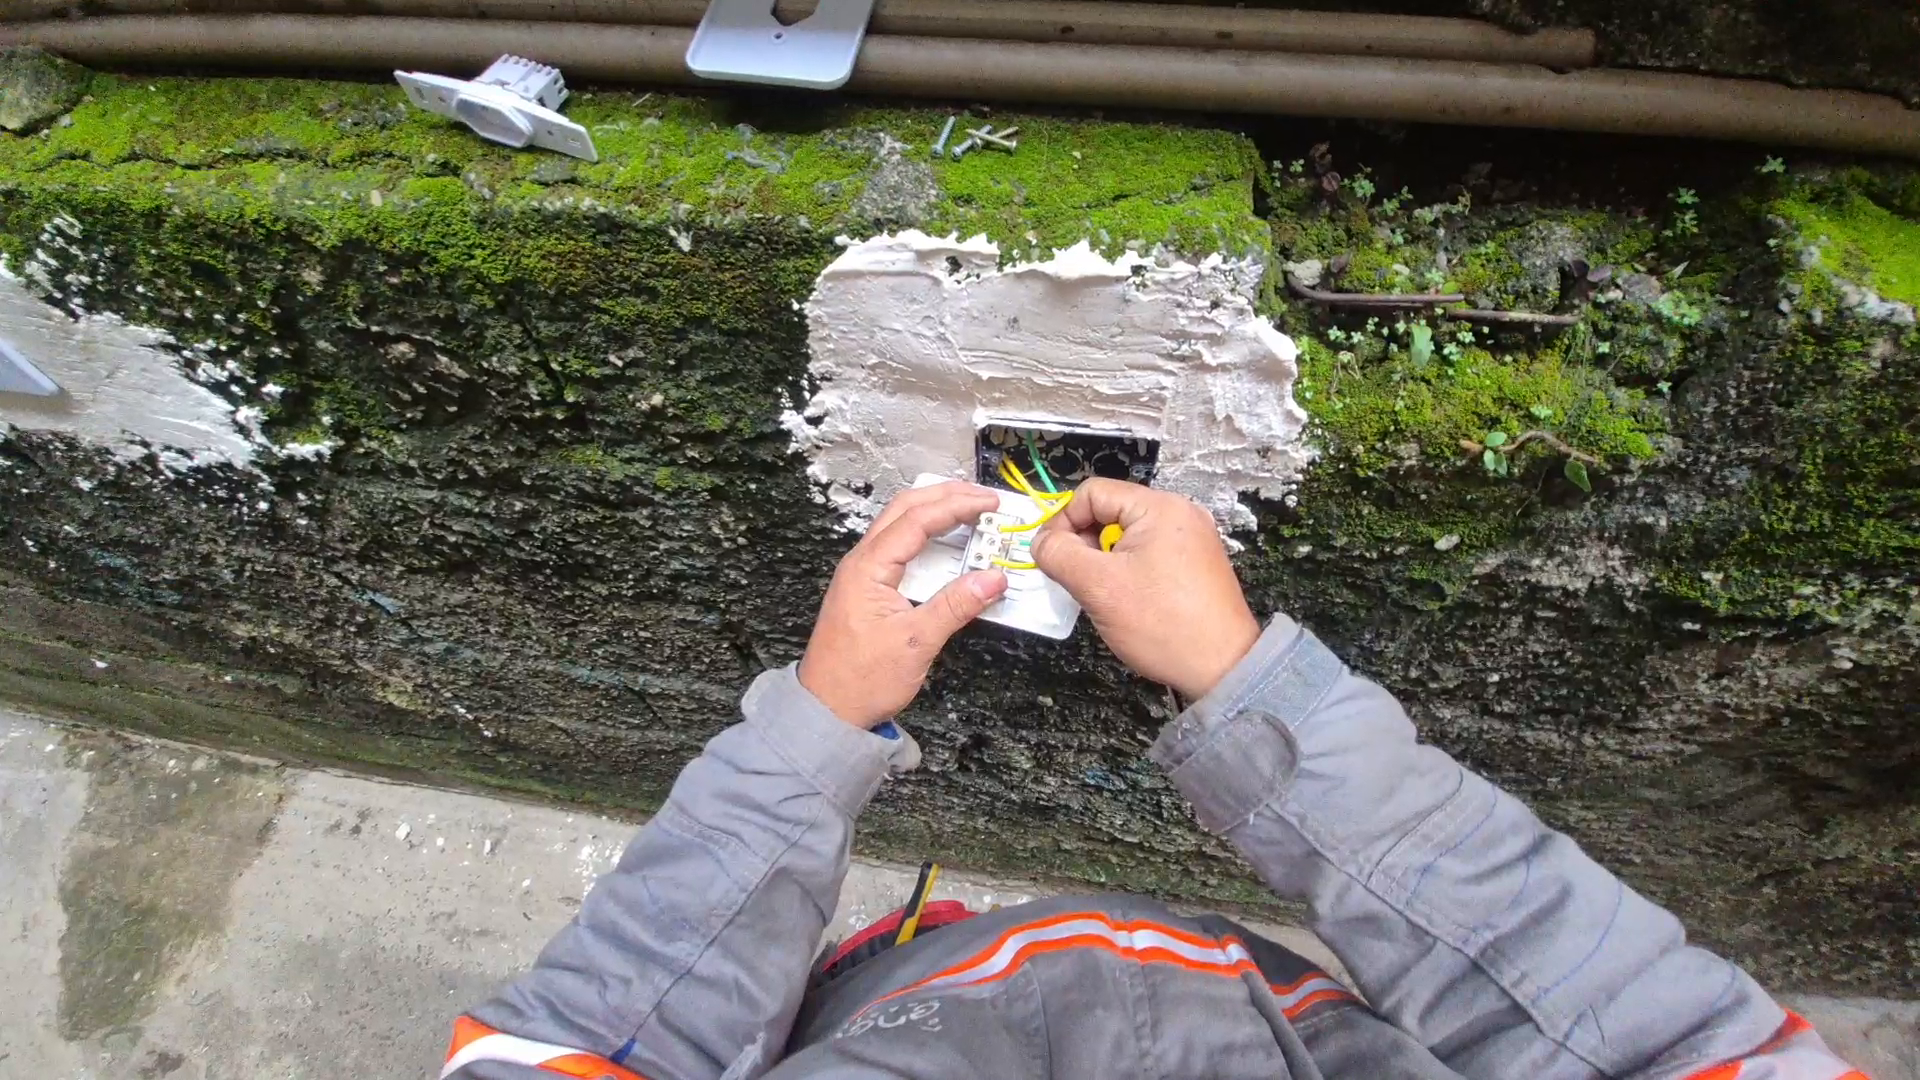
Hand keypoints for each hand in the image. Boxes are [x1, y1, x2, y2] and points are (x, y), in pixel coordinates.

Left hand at [799, 482, 1008, 727]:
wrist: (827, 711)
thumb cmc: (860, 680)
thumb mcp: (916, 643)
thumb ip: (955, 606)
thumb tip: (993, 579)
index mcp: (868, 568)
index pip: (917, 519)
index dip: (956, 505)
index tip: (989, 503)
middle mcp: (862, 562)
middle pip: (905, 508)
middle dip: (946, 495)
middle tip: (984, 497)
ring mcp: (863, 573)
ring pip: (900, 524)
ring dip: (935, 511)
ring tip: (971, 510)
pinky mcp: (869, 588)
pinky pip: (900, 548)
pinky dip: (927, 536)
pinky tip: (947, 543)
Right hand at [1031, 479, 1260, 699]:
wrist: (1222, 669)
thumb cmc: (1161, 623)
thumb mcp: (1097, 586)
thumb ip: (1059, 554)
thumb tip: (1040, 542)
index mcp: (1159, 507)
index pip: (1093, 493)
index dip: (1063, 521)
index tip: (1052, 556)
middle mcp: (1180, 514)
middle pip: (1110, 512)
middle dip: (1084, 543)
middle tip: (1076, 579)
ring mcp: (1191, 539)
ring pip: (1125, 536)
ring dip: (1102, 560)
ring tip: (1101, 593)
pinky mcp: (1194, 564)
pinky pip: (1146, 553)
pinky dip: (1125, 571)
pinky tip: (1125, 599)